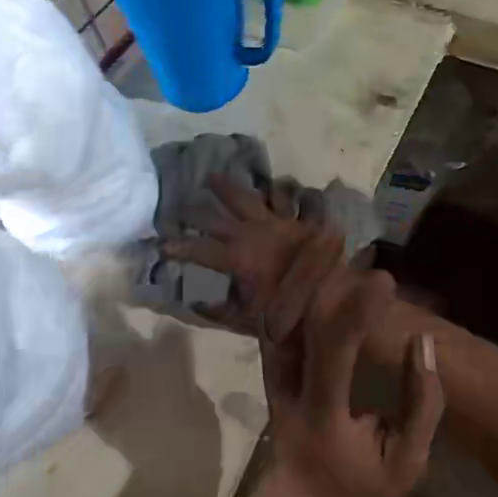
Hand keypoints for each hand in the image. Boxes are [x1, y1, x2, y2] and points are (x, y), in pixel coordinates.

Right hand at [164, 173, 341, 340]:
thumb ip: (221, 312)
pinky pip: (284, 198)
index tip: (160, 245)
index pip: (199, 250)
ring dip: (227, 188)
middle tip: (180, 206)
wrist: (337, 295)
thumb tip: (196, 304)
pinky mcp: (297, 220)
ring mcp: (275, 222)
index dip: (178, 247)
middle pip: (216, 217)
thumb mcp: (250, 320)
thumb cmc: (291, 313)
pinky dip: (275, 191)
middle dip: (195, 212)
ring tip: (212, 177)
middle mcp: (252, 233)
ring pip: (246, 197)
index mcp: (237, 257)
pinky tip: (268, 185)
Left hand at [262, 257, 444, 496]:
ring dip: (296, 269)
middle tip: (339, 237)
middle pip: (289, 319)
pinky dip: (287, 281)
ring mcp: (270, 370)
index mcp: (322, 412)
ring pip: (274, 310)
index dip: (356, 312)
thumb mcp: (406, 463)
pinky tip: (306, 256)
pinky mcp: (268, 361)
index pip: (333, 352)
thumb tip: (425, 342)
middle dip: (311, 273)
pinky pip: (271, 313)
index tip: (385, 279)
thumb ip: (420, 405)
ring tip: (322, 235)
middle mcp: (286, 384)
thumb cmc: (362, 486)